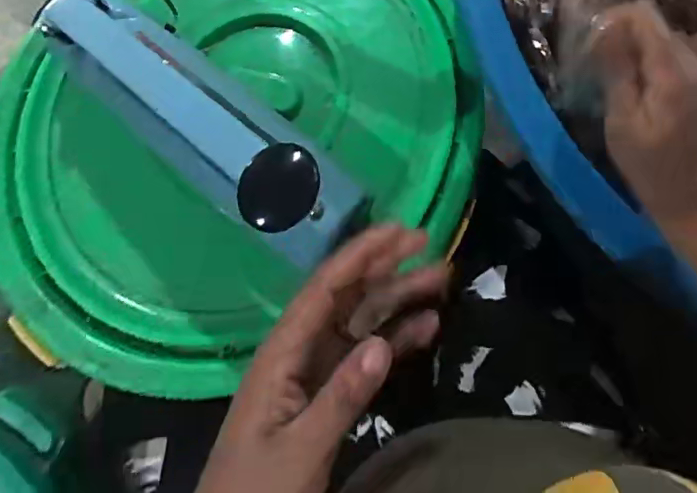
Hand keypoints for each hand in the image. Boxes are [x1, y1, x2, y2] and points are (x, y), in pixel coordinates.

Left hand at [197, 226, 446, 492]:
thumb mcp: (299, 449)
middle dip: (387, 266)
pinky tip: (427, 327)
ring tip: (440, 279)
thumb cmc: (256, 491)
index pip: (326, 287)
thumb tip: (381, 345)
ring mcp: (316, 371)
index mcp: (283, 350)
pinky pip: (367, 355)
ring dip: (399, 298)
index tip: (398, 229)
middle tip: (427, 242)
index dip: (362, 253)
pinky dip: (397, 338)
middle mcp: (301, 349)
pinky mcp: (329, 394)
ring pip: (363, 320)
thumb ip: (341, 397)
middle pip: (349, 295)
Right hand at [593, 0, 696, 218]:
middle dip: (617, 27)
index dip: (612, 18)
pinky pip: (664, 42)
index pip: (643, 14)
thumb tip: (605, 25)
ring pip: (655, 27)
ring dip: (628, 38)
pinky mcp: (692, 71)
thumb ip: (617, 68)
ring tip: (607, 65)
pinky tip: (629, 70)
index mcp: (672, 70)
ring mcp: (694, 63)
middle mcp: (689, 58)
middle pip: (649, 18)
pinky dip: (642, 47)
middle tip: (593, 57)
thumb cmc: (646, 161)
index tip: (589, 43)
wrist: (683, 188)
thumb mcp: (622, 119)